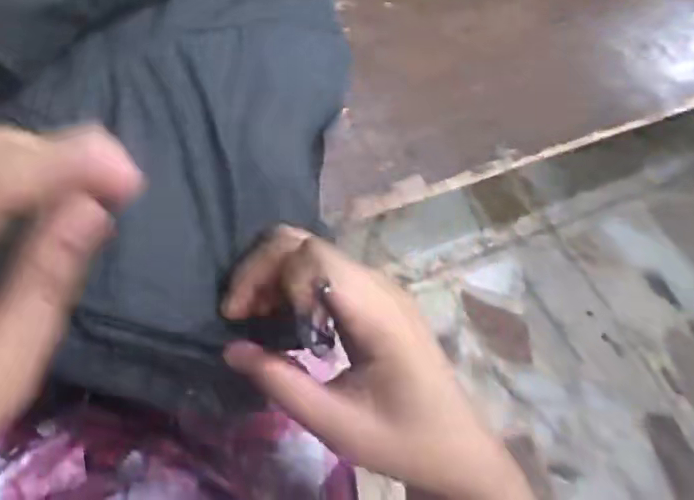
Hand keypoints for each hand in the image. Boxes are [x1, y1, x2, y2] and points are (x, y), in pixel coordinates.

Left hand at [0, 125, 143, 498]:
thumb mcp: (3, 367)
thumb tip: (93, 206)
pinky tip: (62, 180)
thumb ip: (46, 279)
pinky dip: (29, 165)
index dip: (65, 164)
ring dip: (48, 155)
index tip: (127, 176)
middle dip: (63, 153)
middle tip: (124, 178)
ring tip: (103, 177)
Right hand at [221, 227, 532, 499]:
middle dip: (260, 267)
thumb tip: (231, 349)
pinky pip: (319, 265)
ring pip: (307, 248)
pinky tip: (280, 316)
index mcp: (376, 310)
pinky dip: (288, 279)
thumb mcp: (339, 426)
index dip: (272, 277)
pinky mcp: (369, 290)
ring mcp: (374, 282)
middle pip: (302, 241)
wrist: (462, 452)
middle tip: (237, 310)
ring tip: (252, 313)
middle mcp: (374, 281)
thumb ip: (282, 384)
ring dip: (271, 271)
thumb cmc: (404, 441)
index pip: (312, 256)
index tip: (243, 318)